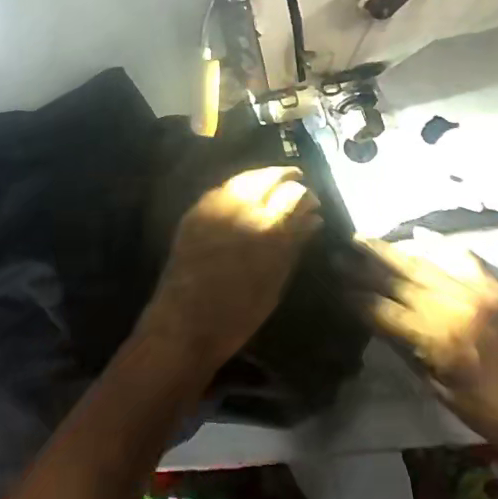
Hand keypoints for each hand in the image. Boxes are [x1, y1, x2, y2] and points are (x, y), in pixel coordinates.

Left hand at [139, 167, 320, 370]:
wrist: (183, 321)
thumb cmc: (238, 314)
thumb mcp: (275, 283)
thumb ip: (293, 246)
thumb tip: (312, 220)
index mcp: (267, 228)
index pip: (294, 195)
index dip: (307, 196)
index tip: (314, 204)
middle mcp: (240, 208)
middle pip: (268, 178)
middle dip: (286, 177)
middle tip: (297, 180)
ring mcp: (213, 207)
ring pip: (243, 179)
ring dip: (261, 178)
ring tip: (274, 184)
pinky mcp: (194, 212)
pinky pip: (221, 189)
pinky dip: (237, 187)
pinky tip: (245, 194)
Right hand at [350, 232, 497, 457]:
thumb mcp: (442, 392)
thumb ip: (408, 350)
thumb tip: (376, 321)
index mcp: (438, 340)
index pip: (379, 308)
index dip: (351, 296)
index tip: (330, 285)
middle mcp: (453, 307)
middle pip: (395, 276)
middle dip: (360, 264)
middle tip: (334, 250)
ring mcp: (477, 292)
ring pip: (422, 261)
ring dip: (388, 249)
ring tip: (361, 238)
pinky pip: (460, 256)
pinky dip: (436, 245)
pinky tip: (417, 236)